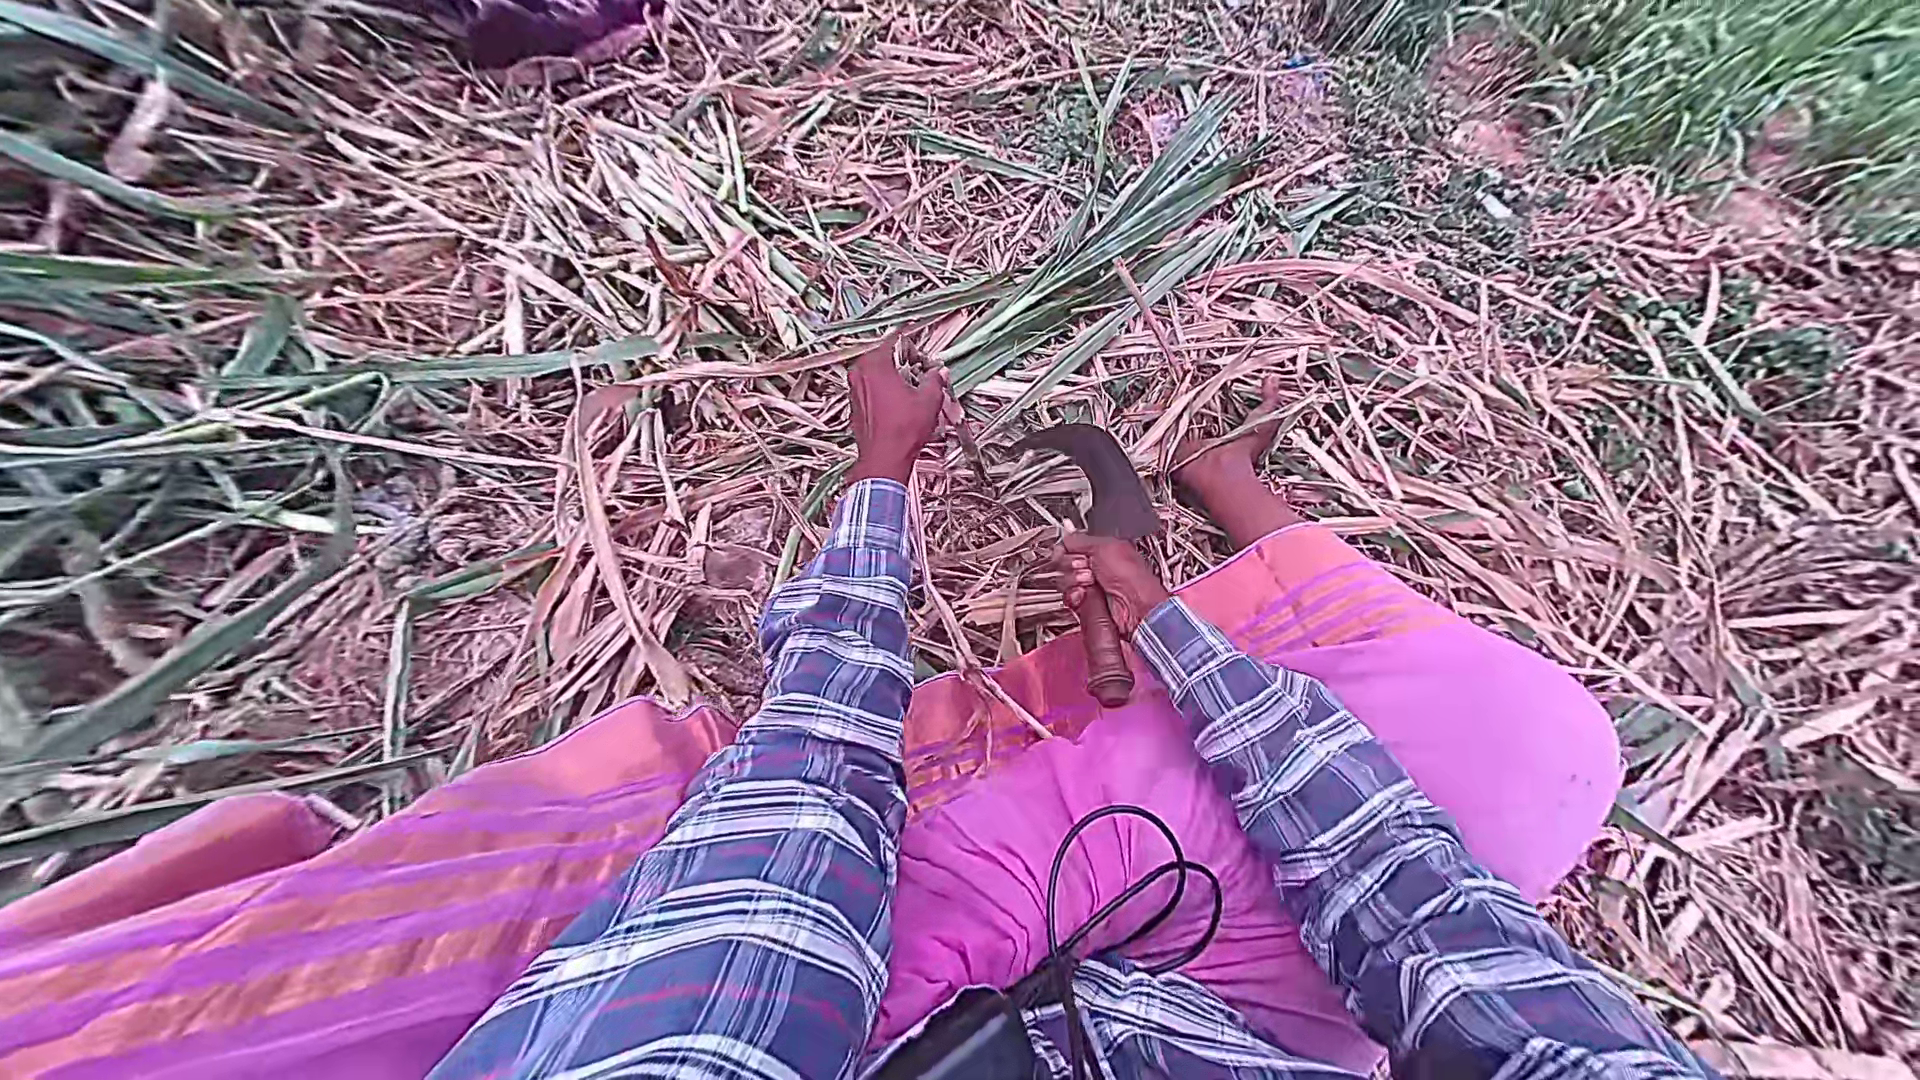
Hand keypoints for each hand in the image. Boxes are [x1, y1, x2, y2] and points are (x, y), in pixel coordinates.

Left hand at [846, 335, 950, 484]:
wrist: (884, 459)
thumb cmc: (902, 431)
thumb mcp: (929, 401)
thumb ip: (935, 380)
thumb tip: (938, 373)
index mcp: (875, 364)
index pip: (894, 341)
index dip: (912, 347)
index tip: (921, 353)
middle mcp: (859, 374)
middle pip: (883, 358)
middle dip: (903, 364)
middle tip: (920, 374)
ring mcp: (854, 391)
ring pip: (876, 375)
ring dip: (893, 379)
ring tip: (912, 392)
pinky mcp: (854, 408)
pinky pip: (870, 392)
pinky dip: (884, 394)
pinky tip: (899, 407)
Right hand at [1051, 532, 1169, 637]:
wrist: (1133, 605)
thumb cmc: (1130, 576)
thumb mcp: (1105, 545)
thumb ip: (1081, 539)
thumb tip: (1065, 537)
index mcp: (1102, 551)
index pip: (1071, 546)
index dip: (1070, 549)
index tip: (1075, 551)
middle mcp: (1095, 568)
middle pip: (1064, 563)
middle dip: (1072, 564)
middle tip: (1087, 568)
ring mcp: (1089, 585)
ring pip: (1064, 580)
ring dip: (1074, 580)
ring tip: (1090, 581)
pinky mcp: (1085, 603)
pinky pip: (1068, 596)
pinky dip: (1073, 595)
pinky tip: (1084, 593)